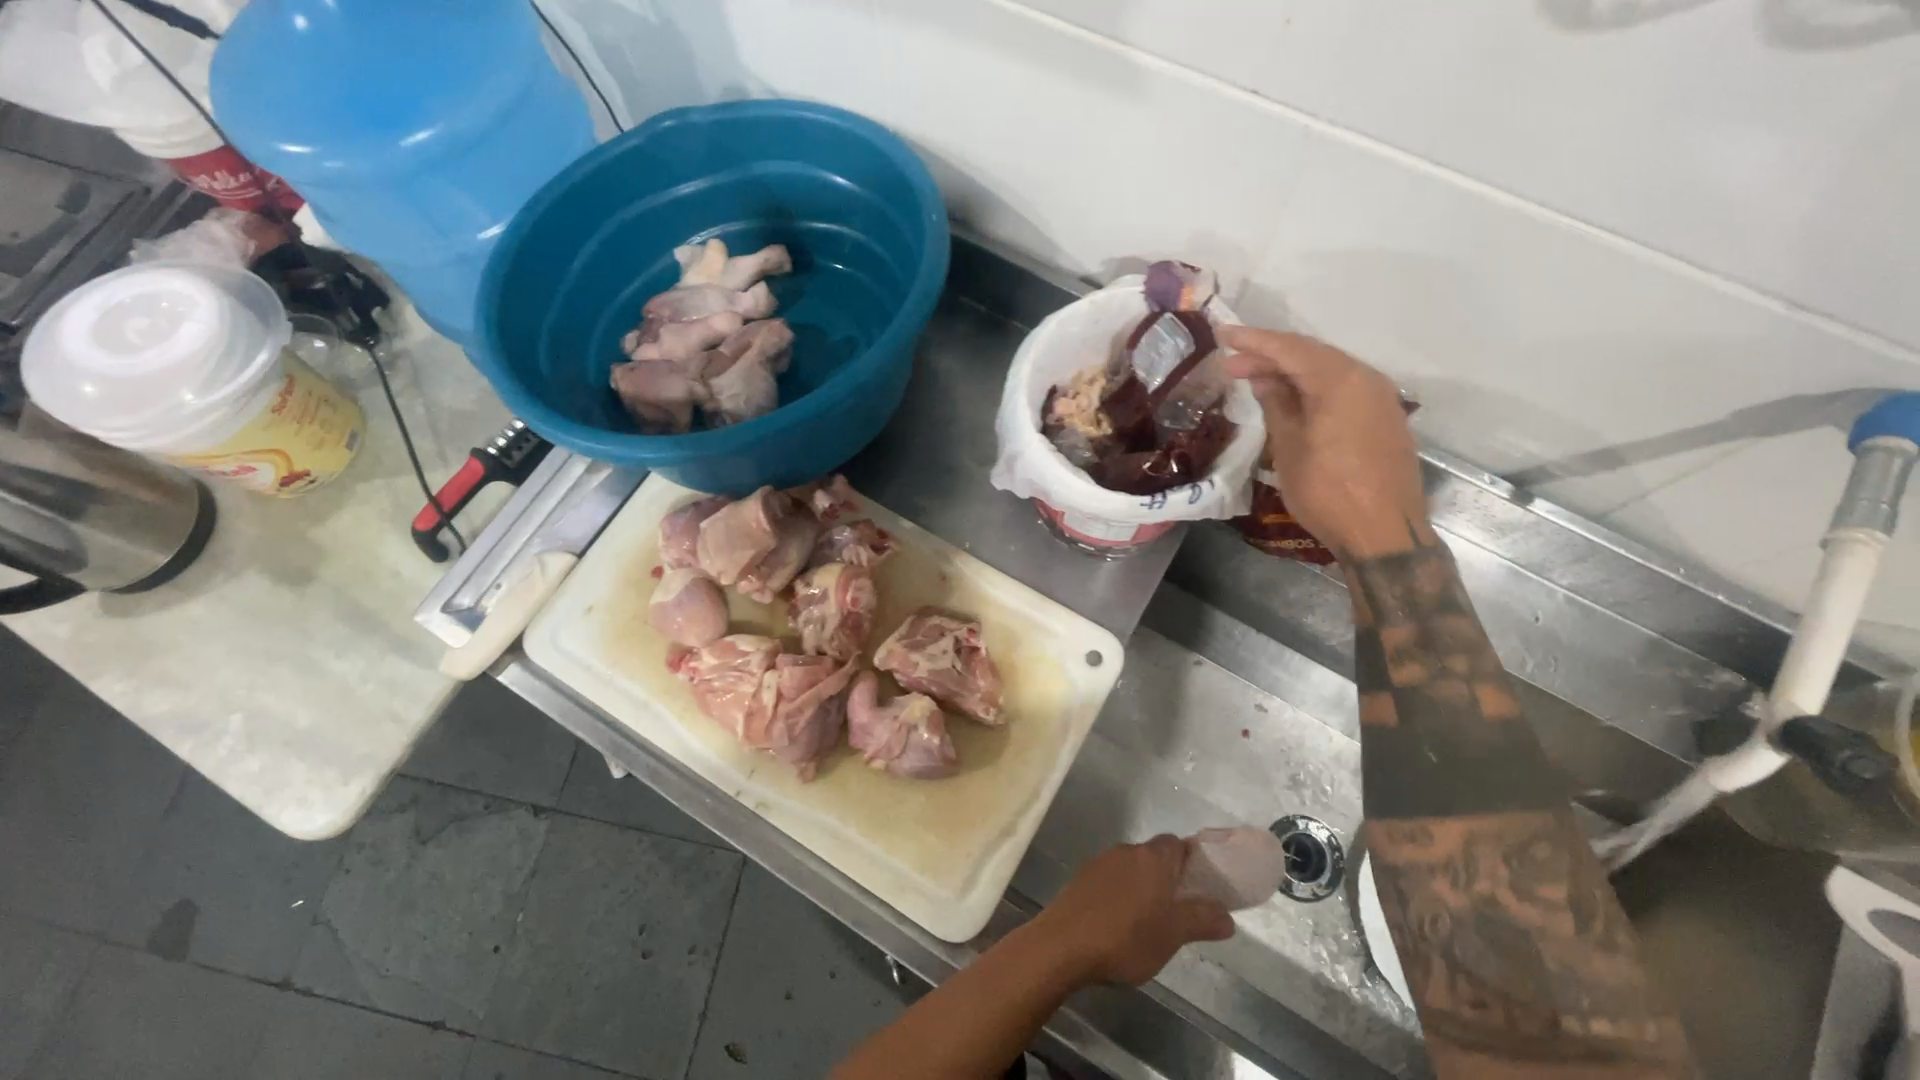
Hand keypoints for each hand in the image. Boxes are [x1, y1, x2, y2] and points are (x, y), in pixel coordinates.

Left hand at [1035, 835, 1234, 986]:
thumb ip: (1202, 920)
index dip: (1191, 862)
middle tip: (1178, 911)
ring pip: (1130, 870)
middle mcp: (1125, 851)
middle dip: (1167, 879)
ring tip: (1149, 924)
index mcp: (1152, 858)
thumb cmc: (1125, 937)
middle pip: (1154, 856)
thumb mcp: (1173, 934)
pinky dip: (1119, 897)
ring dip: (1142, 888)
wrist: (1062, 946)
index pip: (1177, 844)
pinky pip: (1109, 882)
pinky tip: (1118, 925)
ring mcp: (1098, 864)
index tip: (1200, 887)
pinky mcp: (1079, 881)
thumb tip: (1227, 916)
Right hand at [1221, 327, 1430, 558]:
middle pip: (1312, 355)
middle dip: (1270, 356)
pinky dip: (1314, 387)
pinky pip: (1344, 389)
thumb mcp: (1289, 449)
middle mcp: (1366, 379)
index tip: (1223, 334)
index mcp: (1341, 381)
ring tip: (1256, 379)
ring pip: (1329, 371)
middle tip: (1231, 363)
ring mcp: (1380, 398)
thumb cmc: (1328, 492)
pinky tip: (1293, 399)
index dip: (1254, 341)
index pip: (1290, 349)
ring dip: (1292, 372)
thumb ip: (1277, 405)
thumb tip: (1265, 379)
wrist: (1383, 533)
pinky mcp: (1385, 419)